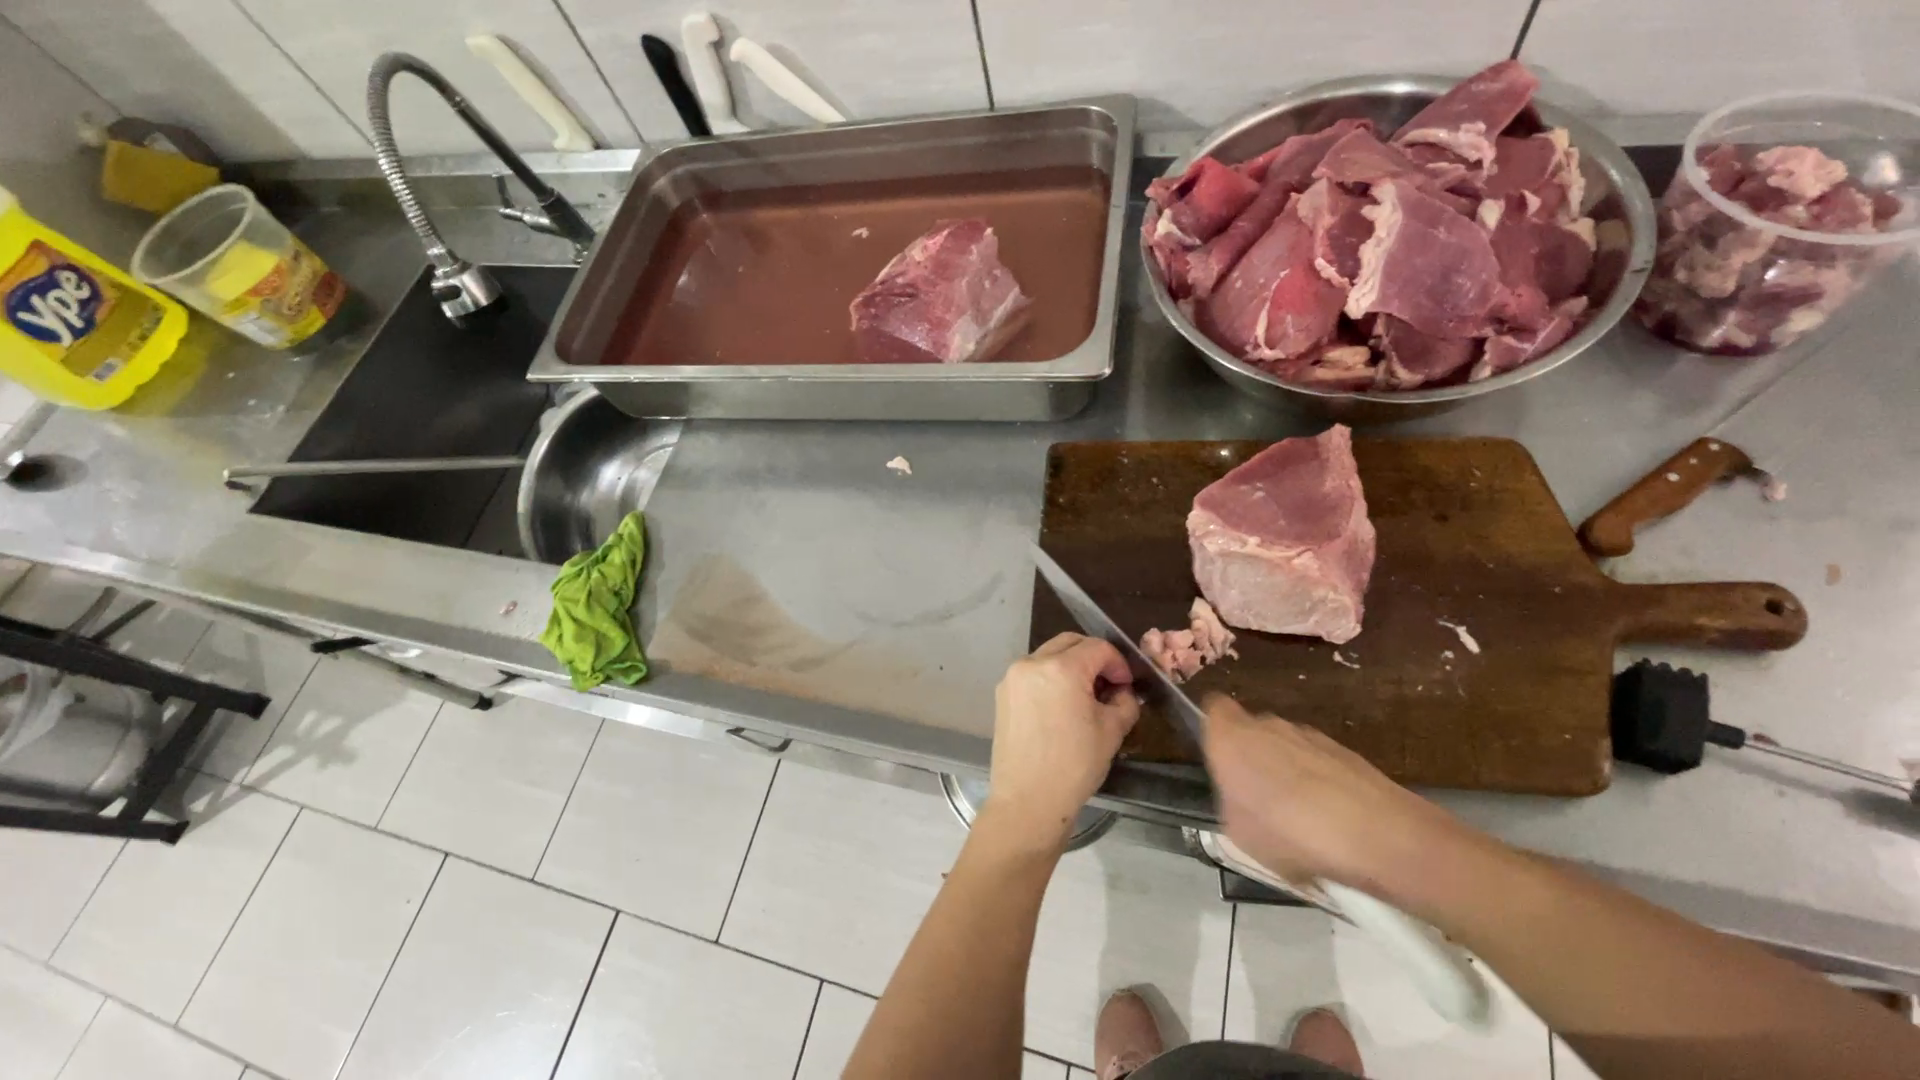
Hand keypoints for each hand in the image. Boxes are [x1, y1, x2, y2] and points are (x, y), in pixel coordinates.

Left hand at [986, 633, 1140, 846]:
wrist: (1028, 801)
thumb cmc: (1074, 765)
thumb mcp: (1112, 731)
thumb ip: (1123, 702)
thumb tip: (1122, 692)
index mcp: (1061, 668)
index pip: (1097, 648)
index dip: (1118, 663)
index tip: (1126, 685)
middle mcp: (1031, 664)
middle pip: (1069, 643)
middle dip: (1093, 658)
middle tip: (1108, 685)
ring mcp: (1012, 678)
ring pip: (1048, 656)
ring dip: (1070, 666)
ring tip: (1085, 697)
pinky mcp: (1002, 695)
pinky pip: (1032, 675)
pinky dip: (1050, 679)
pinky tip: (1061, 707)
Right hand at [1202, 694, 1479, 901]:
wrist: (1377, 836)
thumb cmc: (1288, 833)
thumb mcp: (1236, 832)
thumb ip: (1230, 803)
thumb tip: (1241, 798)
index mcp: (1229, 737)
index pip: (1213, 708)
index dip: (1212, 730)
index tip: (1217, 761)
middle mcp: (1267, 724)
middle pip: (1250, 730)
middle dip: (1251, 757)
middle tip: (1256, 800)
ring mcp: (1310, 735)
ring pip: (1286, 746)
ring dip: (1287, 771)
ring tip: (1299, 819)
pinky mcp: (1346, 751)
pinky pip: (1318, 763)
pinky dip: (1319, 783)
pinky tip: (1330, 822)